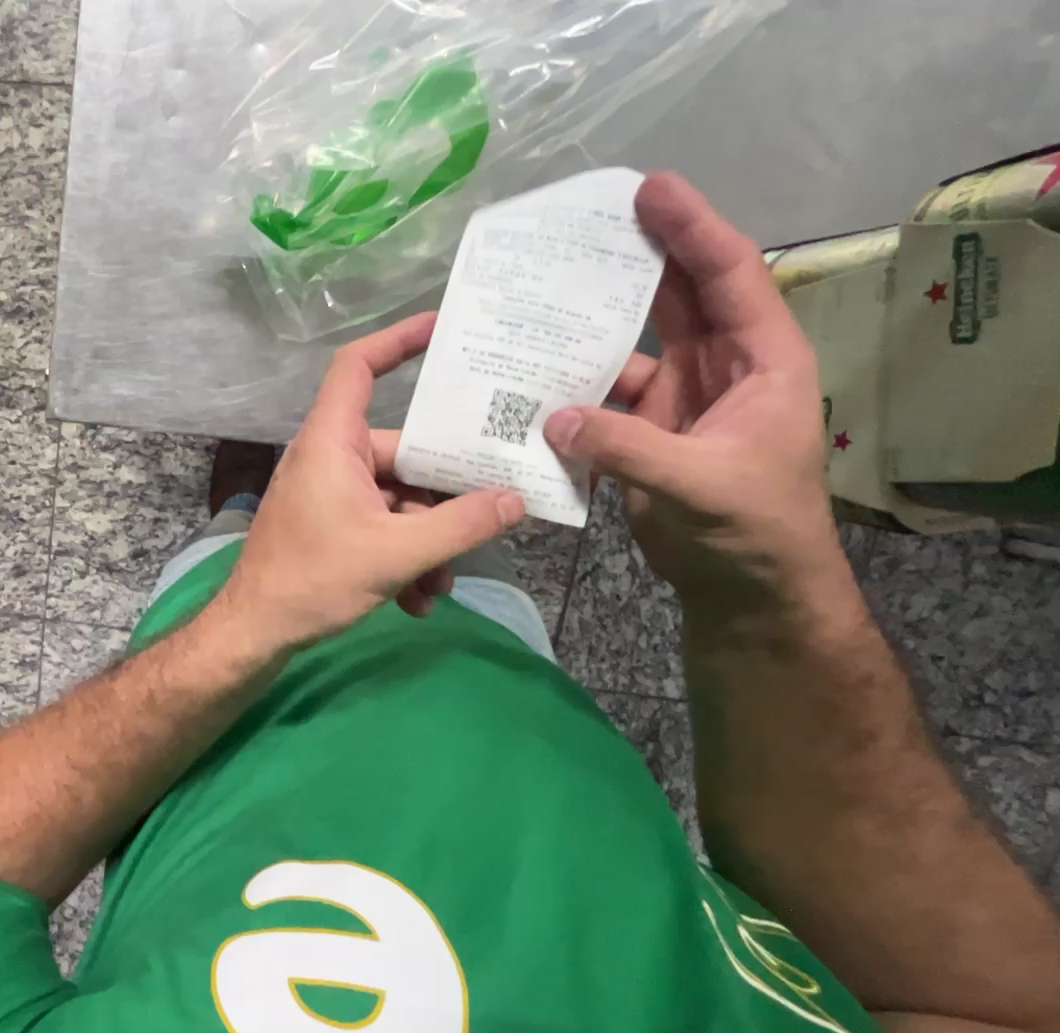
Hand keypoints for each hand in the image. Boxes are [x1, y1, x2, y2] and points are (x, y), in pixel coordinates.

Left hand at [214, 313, 525, 651]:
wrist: (253, 631)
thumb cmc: (313, 579)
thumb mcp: (396, 553)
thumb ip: (461, 524)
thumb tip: (516, 500)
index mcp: (332, 442)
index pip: (357, 367)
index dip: (397, 339)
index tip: (444, 327)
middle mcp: (329, 458)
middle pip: (403, 451)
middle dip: (444, 492)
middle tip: (492, 510)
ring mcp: (328, 494)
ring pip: (397, 499)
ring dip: (426, 540)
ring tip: (441, 582)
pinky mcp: (328, 526)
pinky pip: (378, 527)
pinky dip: (402, 558)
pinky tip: (417, 600)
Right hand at [543, 173, 847, 612]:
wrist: (742, 585)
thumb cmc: (751, 528)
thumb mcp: (700, 484)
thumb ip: (627, 447)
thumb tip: (552, 417)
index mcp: (761, 361)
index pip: (729, 278)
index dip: (692, 230)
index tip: (650, 190)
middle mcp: (718, 368)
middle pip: (678, 296)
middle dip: (638, 255)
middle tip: (585, 221)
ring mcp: (674, 399)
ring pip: (629, 344)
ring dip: (588, 325)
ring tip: (539, 297)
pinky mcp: (639, 432)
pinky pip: (596, 397)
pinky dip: (565, 390)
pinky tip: (528, 379)